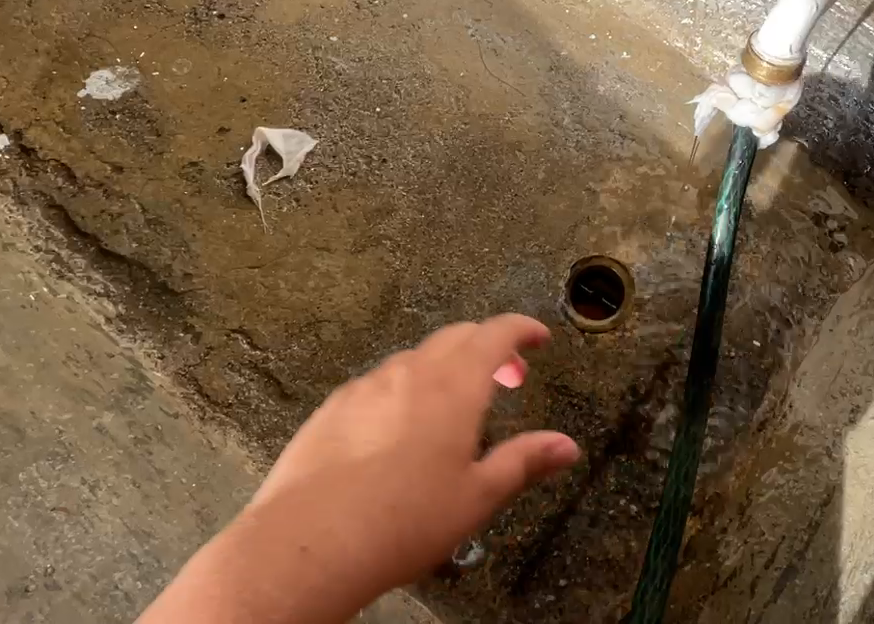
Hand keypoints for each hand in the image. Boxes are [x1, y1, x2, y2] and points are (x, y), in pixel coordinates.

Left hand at [140, 315, 579, 623]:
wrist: (306, 545)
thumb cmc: (405, 520)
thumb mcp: (477, 497)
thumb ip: (525, 462)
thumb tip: (568, 446)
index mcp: (456, 384)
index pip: (497, 333)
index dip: (523, 328)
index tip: (539, 337)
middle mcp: (413, 371)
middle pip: (458, 336)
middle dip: (489, 346)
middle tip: (508, 378)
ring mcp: (368, 385)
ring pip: (418, 357)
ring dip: (446, 367)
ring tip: (454, 407)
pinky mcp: (333, 406)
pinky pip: (380, 381)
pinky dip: (405, 387)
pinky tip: (398, 428)